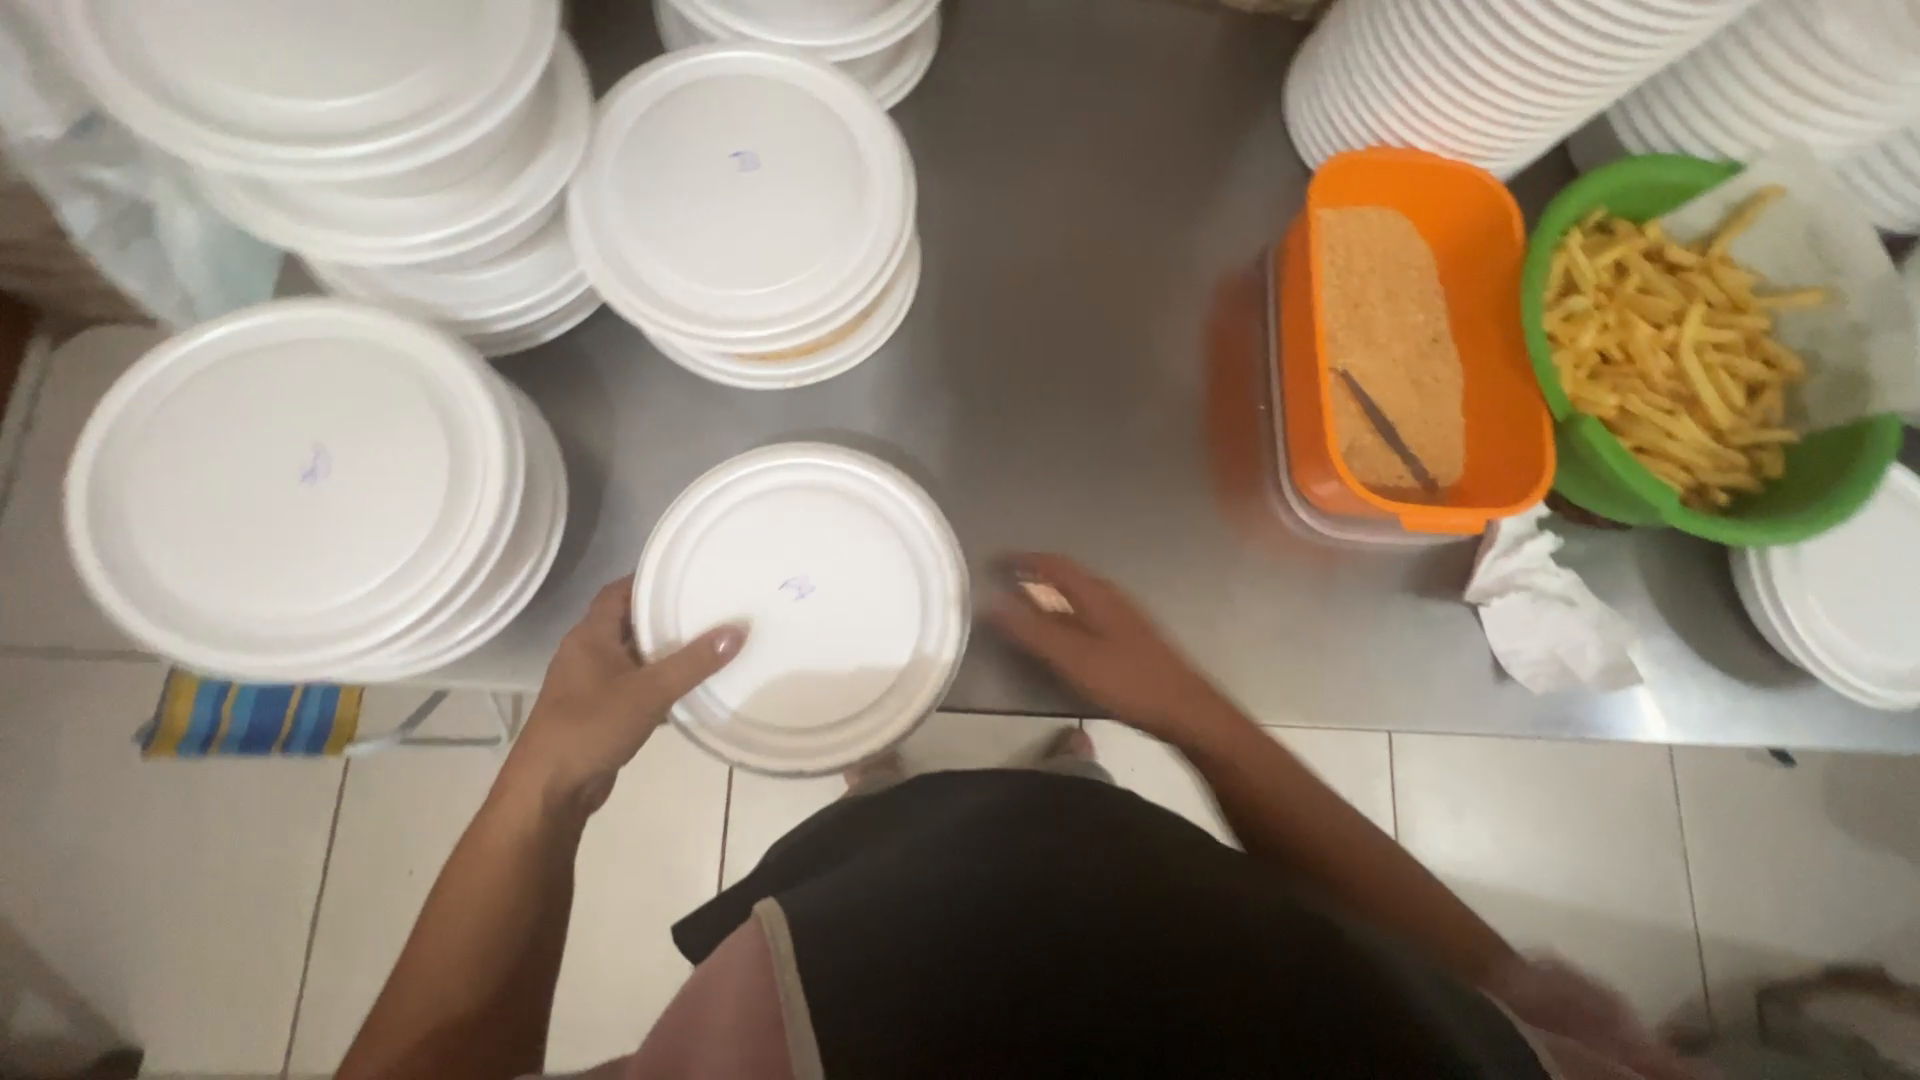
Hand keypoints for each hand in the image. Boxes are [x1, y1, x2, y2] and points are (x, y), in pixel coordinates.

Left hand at [502, 576, 746, 813]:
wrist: (551, 789)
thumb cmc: (593, 727)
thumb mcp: (650, 690)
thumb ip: (694, 661)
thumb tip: (738, 629)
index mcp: (589, 637)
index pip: (617, 592)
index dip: (647, 580)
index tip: (684, 575)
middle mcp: (585, 654)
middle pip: (626, 622)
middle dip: (662, 614)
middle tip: (706, 606)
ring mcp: (588, 685)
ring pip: (630, 656)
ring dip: (661, 650)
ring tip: (705, 642)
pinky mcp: (597, 712)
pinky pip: (632, 685)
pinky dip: (657, 681)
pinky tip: (687, 687)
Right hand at [989, 553, 1236, 742]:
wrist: (1186, 711)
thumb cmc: (1128, 681)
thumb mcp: (1073, 657)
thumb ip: (1032, 630)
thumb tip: (991, 600)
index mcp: (1096, 595)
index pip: (1054, 564)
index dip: (1023, 560)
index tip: (994, 562)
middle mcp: (1111, 598)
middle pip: (1067, 579)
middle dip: (1034, 578)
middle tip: (1003, 586)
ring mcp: (1124, 619)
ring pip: (1078, 600)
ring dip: (1049, 601)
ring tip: (1023, 614)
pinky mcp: (1130, 640)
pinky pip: (1087, 618)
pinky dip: (1063, 620)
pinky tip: (1059, 643)